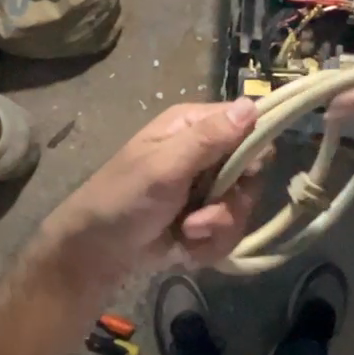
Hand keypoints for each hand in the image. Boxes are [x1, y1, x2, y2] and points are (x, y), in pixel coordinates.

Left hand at [32, 99, 263, 293]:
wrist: (99, 251)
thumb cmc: (124, 198)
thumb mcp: (165, 166)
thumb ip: (208, 138)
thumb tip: (252, 104)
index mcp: (193, 127)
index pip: (248, 124)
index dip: (254, 149)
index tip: (245, 173)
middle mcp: (205, 153)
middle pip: (252, 172)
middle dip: (230, 201)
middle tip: (202, 213)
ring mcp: (206, 189)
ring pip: (243, 207)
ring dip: (217, 228)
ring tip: (186, 232)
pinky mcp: (206, 222)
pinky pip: (229, 233)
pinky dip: (209, 245)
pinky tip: (184, 247)